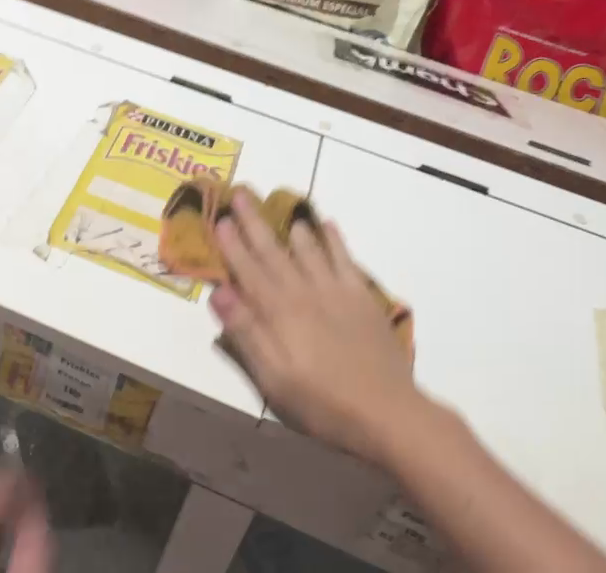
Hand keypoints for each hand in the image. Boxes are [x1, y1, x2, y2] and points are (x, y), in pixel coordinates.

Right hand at [209, 189, 427, 464]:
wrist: (387, 412)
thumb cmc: (322, 402)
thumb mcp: (273, 378)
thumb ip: (246, 332)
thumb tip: (218, 291)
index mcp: (278, 312)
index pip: (248, 270)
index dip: (231, 244)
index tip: (219, 218)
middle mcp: (304, 292)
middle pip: (274, 251)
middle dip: (254, 223)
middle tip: (241, 193)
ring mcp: (336, 291)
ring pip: (309, 249)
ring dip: (292, 226)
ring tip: (283, 206)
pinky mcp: (362, 298)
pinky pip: (345, 259)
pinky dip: (334, 240)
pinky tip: (328, 226)